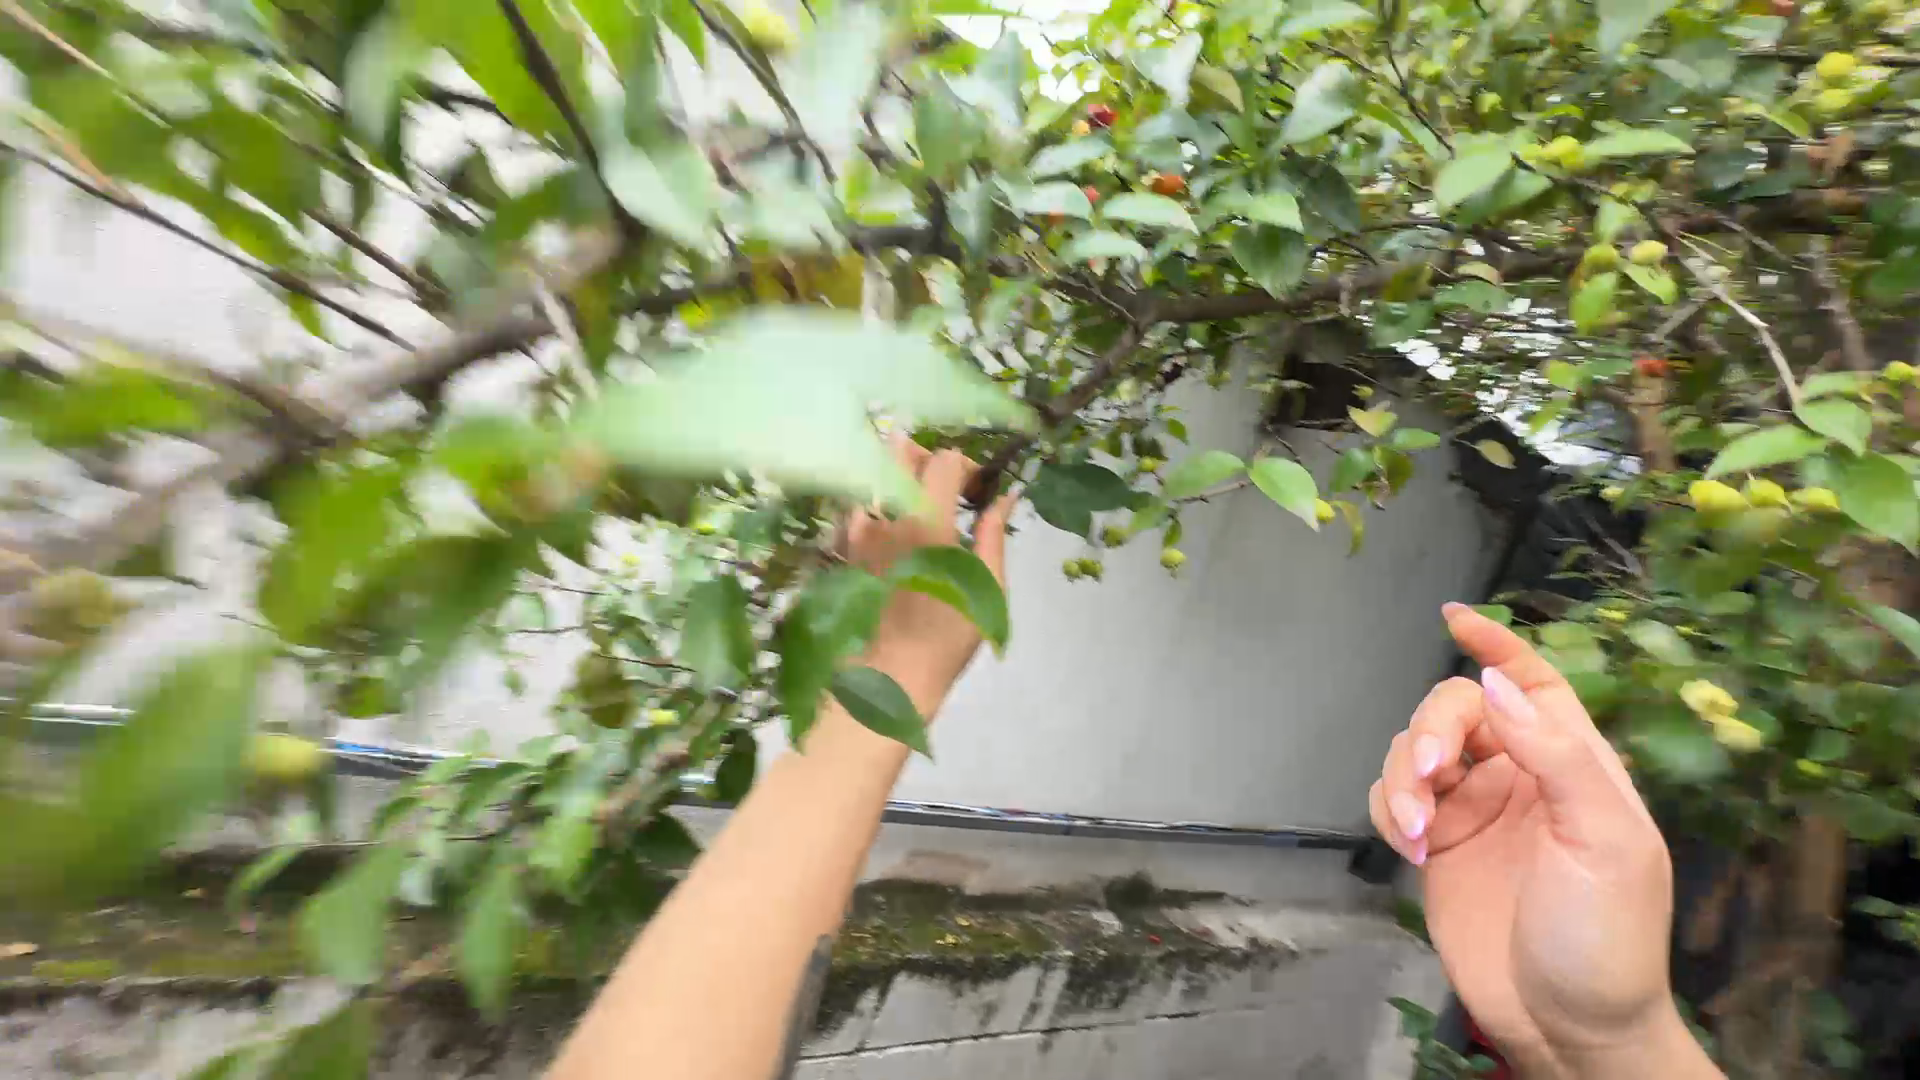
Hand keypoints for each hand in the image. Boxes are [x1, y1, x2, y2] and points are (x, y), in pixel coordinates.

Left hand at [844, 440, 1014, 710]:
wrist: (889, 677)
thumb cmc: (946, 637)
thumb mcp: (987, 586)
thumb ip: (993, 534)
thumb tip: (1007, 497)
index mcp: (928, 520)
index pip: (946, 460)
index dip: (969, 467)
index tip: (978, 492)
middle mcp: (888, 513)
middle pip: (901, 449)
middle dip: (929, 458)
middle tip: (948, 488)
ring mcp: (858, 529)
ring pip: (874, 473)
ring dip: (899, 475)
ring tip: (919, 504)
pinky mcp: (843, 547)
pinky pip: (858, 504)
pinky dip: (878, 502)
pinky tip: (893, 528)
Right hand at [1371, 604, 1685, 1077]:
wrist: (1559, 1023)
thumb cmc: (1602, 935)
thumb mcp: (1604, 843)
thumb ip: (1554, 756)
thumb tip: (1494, 681)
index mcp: (1569, 764)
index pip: (1532, 683)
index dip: (1497, 645)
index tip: (1453, 616)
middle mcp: (1512, 774)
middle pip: (1450, 712)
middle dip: (1429, 735)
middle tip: (1427, 777)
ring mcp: (1466, 806)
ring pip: (1409, 751)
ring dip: (1401, 782)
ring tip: (1416, 833)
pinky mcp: (1429, 837)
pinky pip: (1387, 795)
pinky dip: (1386, 812)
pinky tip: (1410, 849)